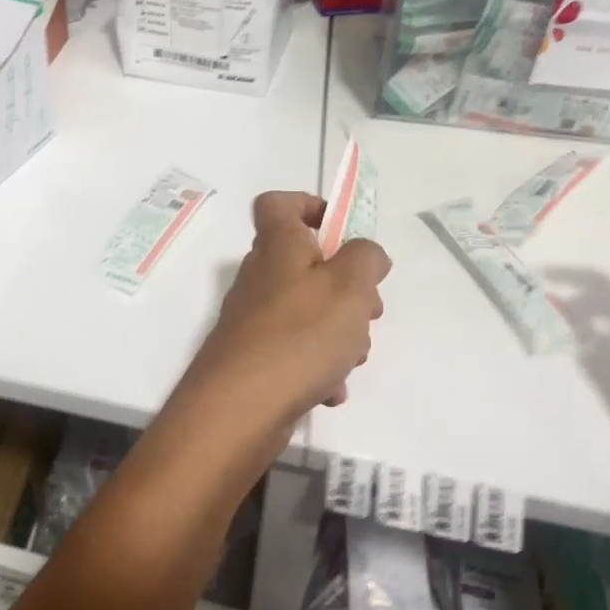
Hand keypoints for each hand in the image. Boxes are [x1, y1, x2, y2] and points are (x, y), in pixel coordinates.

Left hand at [183, 191, 391, 419]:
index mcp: (277, 246)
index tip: (342, 230)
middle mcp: (261, 275)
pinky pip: (299, 350)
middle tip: (368, 312)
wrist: (241, 406)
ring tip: (350, 359)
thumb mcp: (349, 286)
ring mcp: (255, 317)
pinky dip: (320, 367)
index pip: (278, 203)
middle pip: (308, 263)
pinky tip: (330, 390)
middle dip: (348, 287)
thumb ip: (365, 258)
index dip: (310, 205)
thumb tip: (365, 252)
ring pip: (310, 311)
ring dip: (340, 332)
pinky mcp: (256, 356)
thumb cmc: (300, 334)